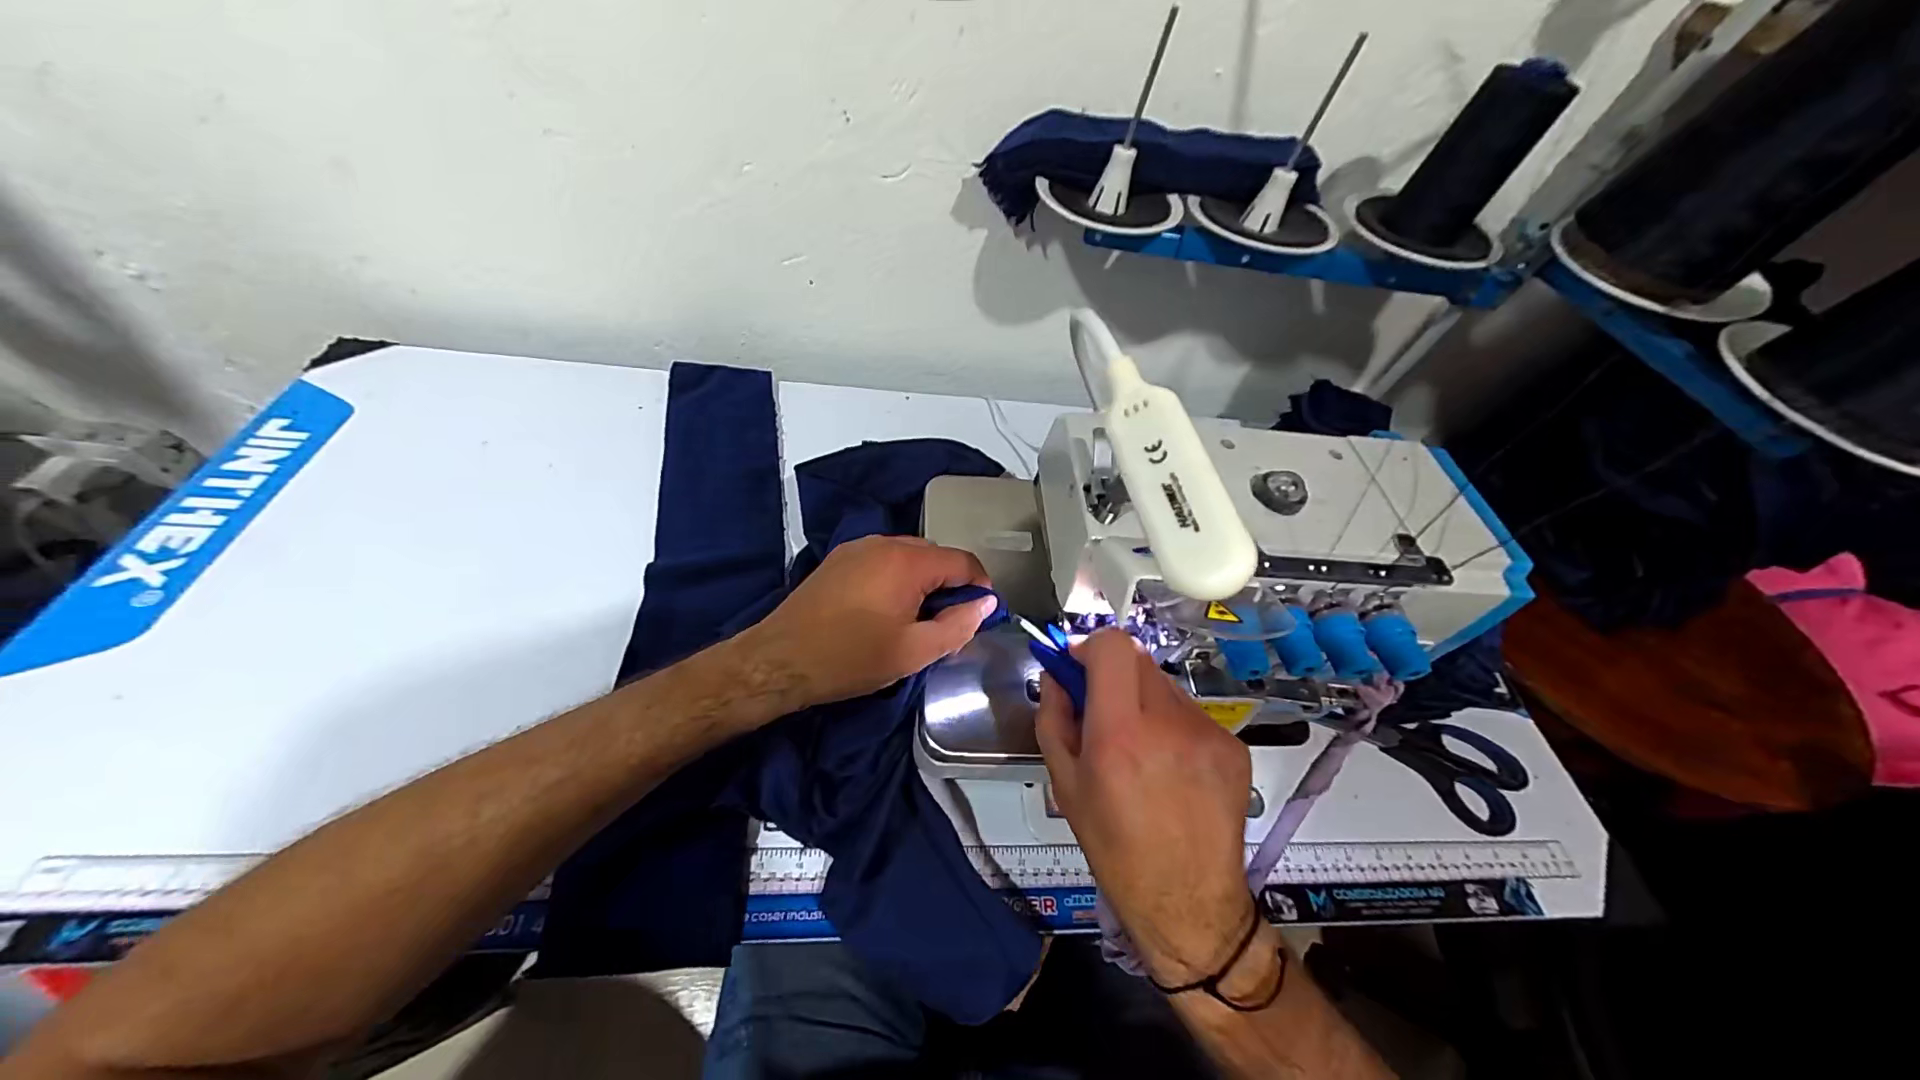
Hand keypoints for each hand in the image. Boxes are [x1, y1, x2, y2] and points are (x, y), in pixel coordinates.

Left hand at [741, 535, 996, 709]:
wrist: (780, 660)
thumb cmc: (851, 658)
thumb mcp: (914, 652)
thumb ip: (958, 626)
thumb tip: (985, 604)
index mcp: (907, 561)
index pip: (963, 561)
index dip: (980, 587)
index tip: (980, 615)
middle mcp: (883, 543)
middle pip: (935, 555)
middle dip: (949, 584)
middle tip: (946, 623)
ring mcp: (857, 548)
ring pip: (908, 556)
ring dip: (922, 581)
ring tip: (915, 619)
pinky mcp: (838, 560)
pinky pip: (882, 560)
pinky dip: (896, 578)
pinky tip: (884, 610)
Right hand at [1035, 628, 1257, 984]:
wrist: (1188, 900)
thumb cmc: (1114, 846)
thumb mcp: (1064, 783)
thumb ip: (1054, 717)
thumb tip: (1058, 675)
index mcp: (1120, 734)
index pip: (1112, 646)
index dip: (1090, 646)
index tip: (1078, 666)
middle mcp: (1168, 723)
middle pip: (1137, 658)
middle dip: (1112, 672)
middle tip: (1102, 706)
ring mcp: (1207, 732)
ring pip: (1164, 684)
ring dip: (1143, 699)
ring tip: (1140, 747)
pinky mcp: (1233, 745)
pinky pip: (1190, 712)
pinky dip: (1172, 723)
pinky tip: (1169, 764)